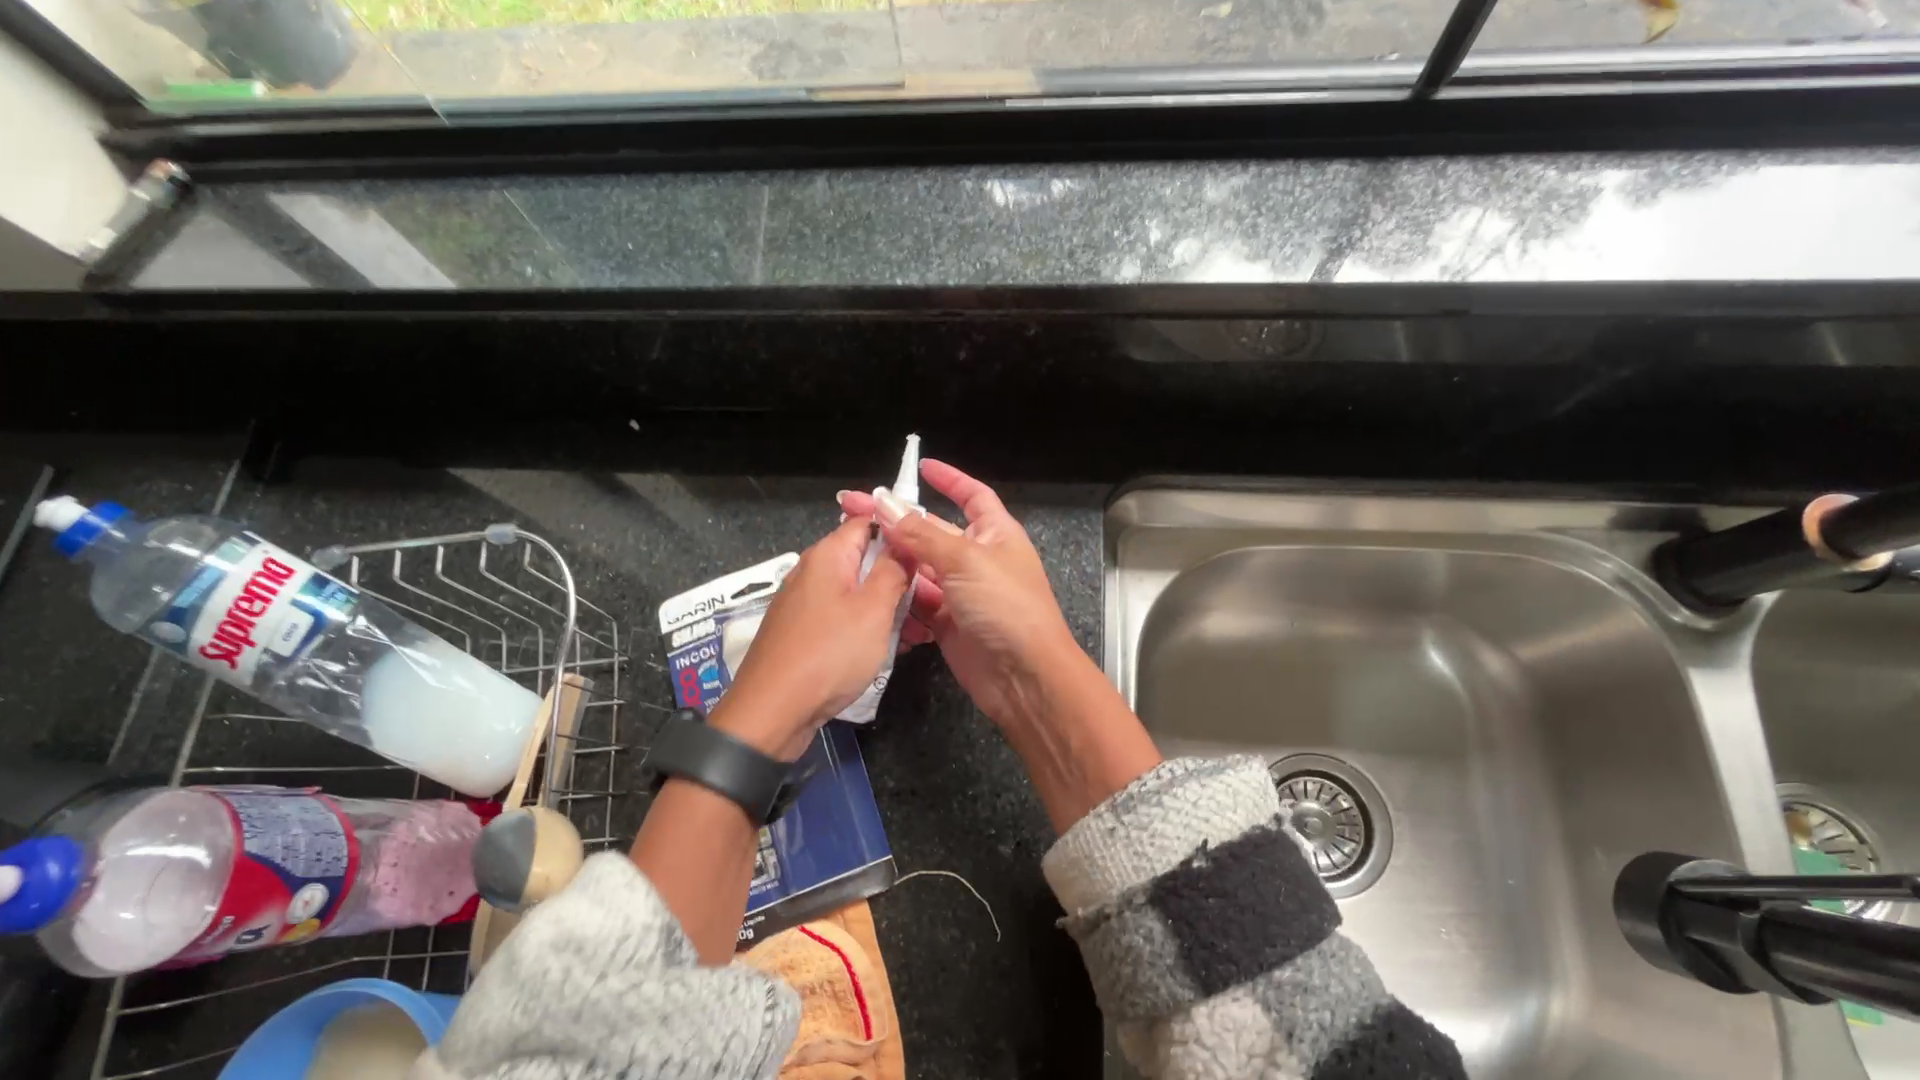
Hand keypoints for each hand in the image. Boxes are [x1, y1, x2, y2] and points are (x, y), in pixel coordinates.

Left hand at [709, 515, 910, 760]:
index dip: (900, 533)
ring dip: (888, 608)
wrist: (772, 710)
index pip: (868, 523)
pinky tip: (891, 649)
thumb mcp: (874, 609)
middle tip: (932, 601)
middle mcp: (812, 572)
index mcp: (827, 556)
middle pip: (864, 560)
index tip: (929, 553)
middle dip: (900, 578)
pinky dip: (867, 627)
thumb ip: (894, 571)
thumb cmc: (829, 653)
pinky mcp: (802, 632)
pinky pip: (842, 618)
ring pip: (856, 593)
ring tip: (919, 632)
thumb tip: (905, 541)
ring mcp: (804, 604)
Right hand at [838, 459, 1082, 734]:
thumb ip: (922, 535)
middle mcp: (978, 559)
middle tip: (851, 507)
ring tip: (850, 546)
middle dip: (895, 520)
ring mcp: (961, 593)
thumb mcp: (966, 561)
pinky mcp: (947, 624)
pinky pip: (916, 602)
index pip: (972, 496)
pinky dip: (895, 596)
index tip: (922, 467)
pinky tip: (868, 586)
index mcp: (995, 534)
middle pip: (931, 531)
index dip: (949, 479)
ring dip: (889, 558)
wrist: (1025, 677)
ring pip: (918, 568)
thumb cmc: (1006, 607)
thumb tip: (887, 506)